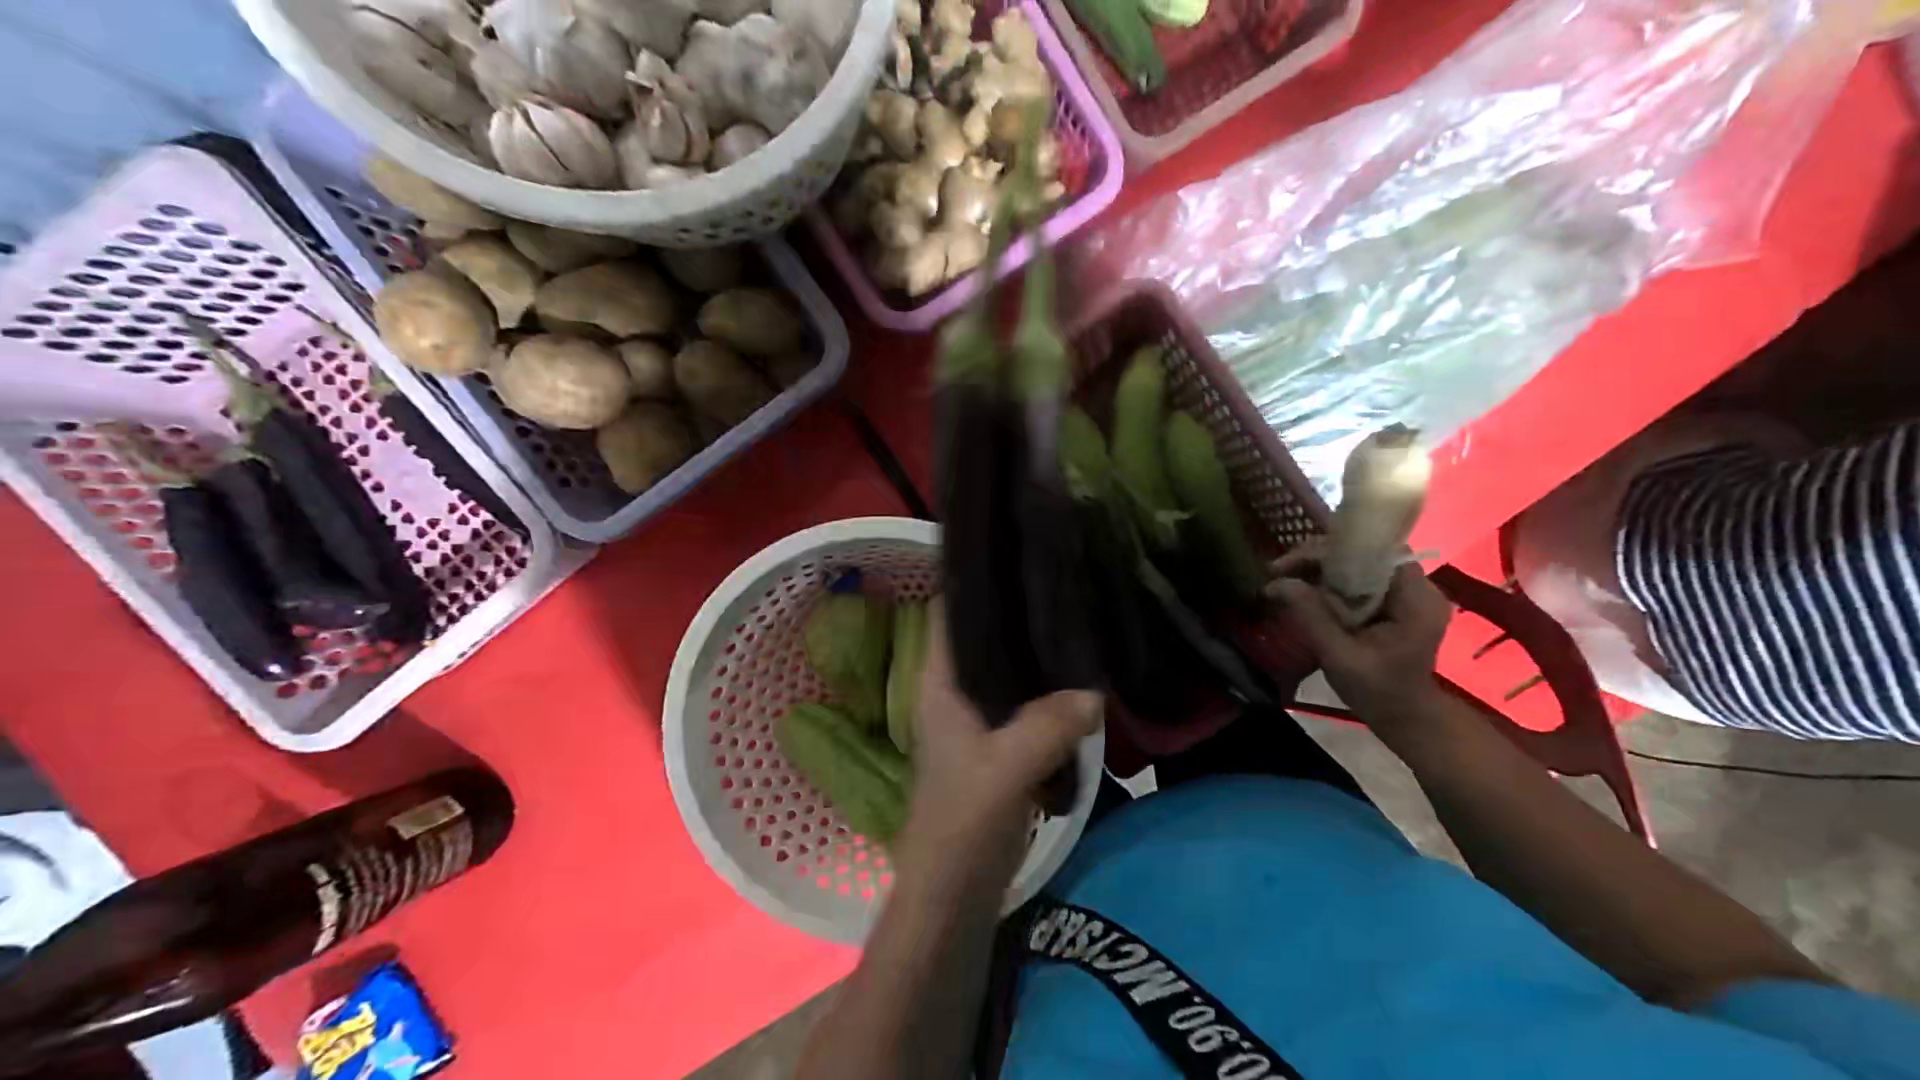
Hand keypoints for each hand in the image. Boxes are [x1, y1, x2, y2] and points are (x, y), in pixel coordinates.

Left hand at [894, 597, 1102, 895]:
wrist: (956, 886)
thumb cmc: (964, 820)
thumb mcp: (1006, 769)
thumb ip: (1048, 726)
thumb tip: (1093, 693)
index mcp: (940, 681)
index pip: (950, 611)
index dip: (974, 578)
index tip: (1014, 550)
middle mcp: (955, 689)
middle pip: (983, 633)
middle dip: (1016, 609)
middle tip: (1062, 579)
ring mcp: (976, 715)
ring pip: (1006, 666)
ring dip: (1033, 649)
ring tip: (1076, 616)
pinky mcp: (999, 741)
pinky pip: (1024, 700)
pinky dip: (1046, 686)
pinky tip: (1079, 675)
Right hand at [1266, 553, 1451, 725]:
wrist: (1404, 717)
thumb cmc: (1377, 691)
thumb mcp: (1340, 657)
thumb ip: (1312, 617)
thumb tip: (1277, 583)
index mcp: (1416, 601)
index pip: (1376, 553)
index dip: (1332, 550)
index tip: (1293, 562)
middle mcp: (1418, 589)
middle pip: (1365, 553)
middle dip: (1320, 557)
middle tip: (1280, 569)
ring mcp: (1407, 594)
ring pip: (1359, 563)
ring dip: (1321, 567)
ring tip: (1286, 576)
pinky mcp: (1394, 601)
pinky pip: (1360, 578)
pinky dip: (1331, 580)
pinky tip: (1306, 588)